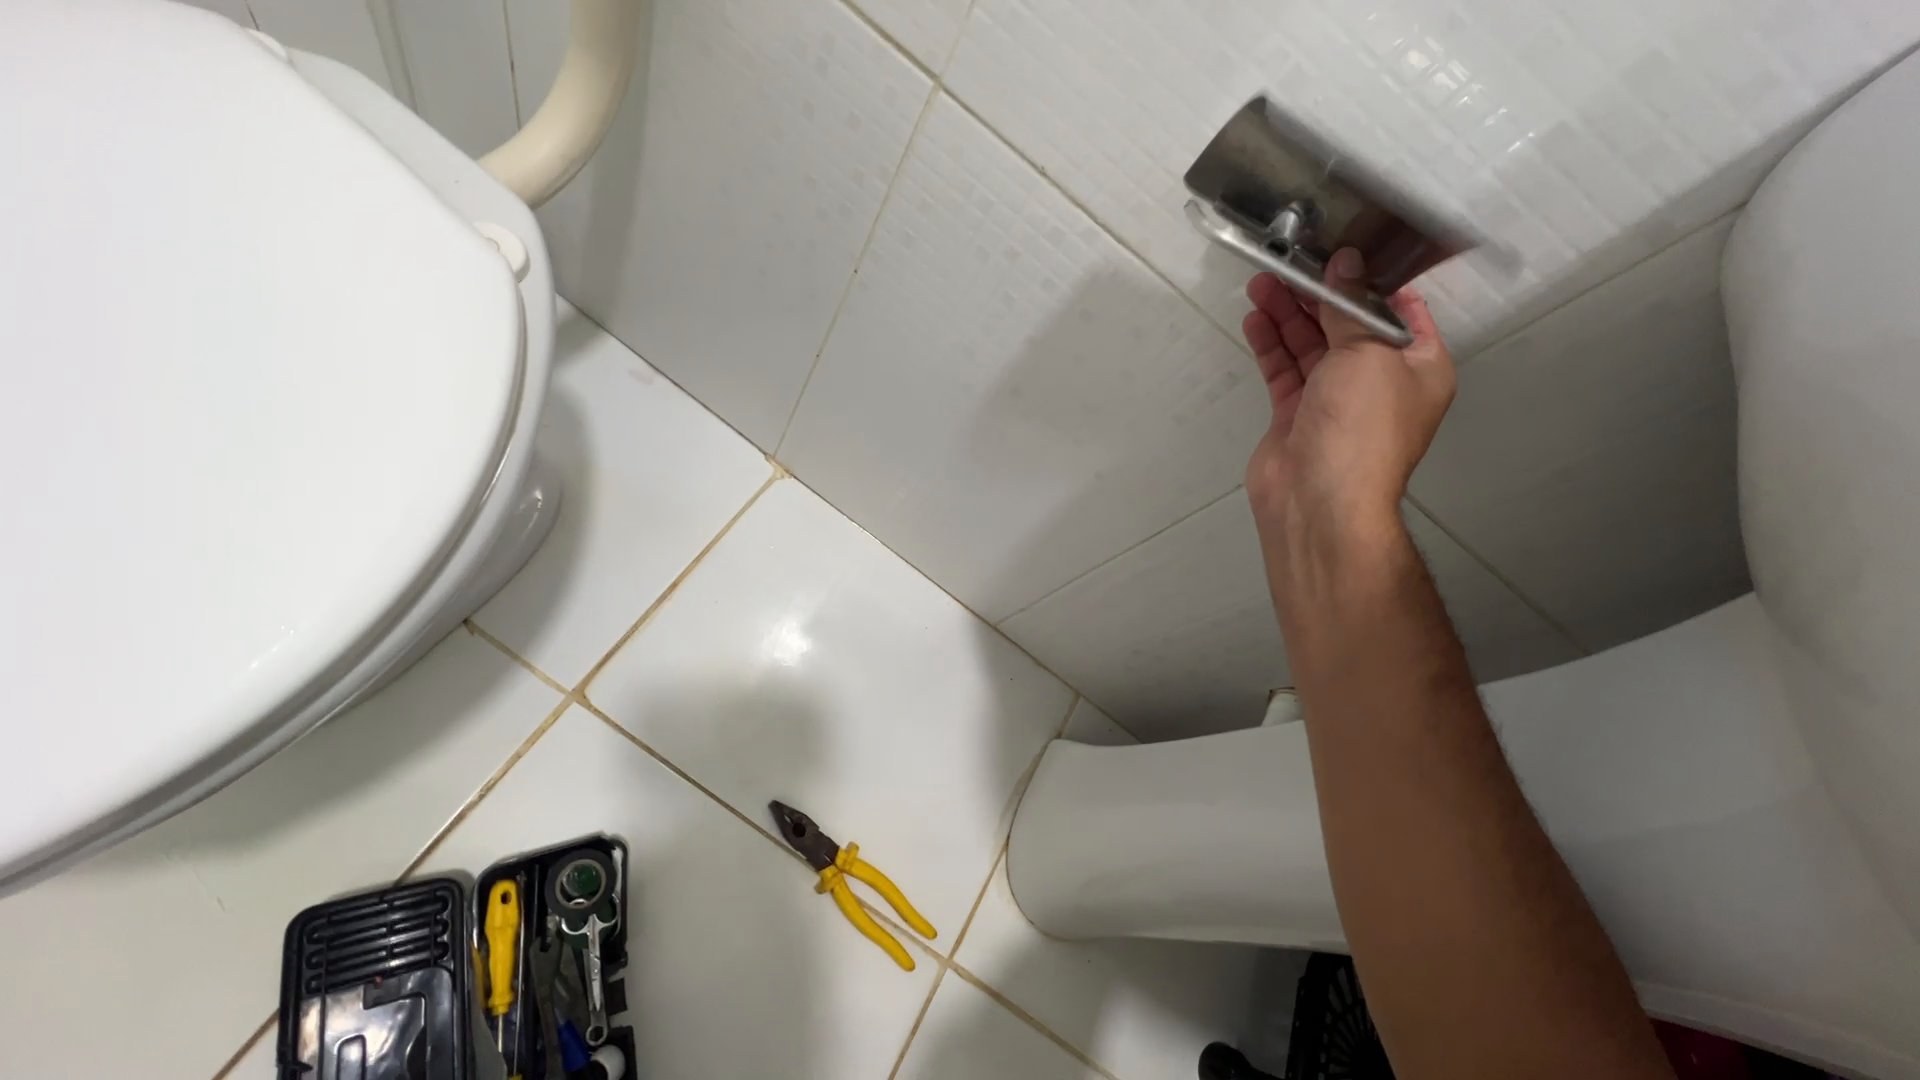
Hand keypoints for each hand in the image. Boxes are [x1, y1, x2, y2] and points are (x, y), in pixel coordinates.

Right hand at [1240, 248, 1455, 546]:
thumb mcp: (1370, 354)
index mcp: (1418, 367)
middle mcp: (1378, 382)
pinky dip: (1270, 345)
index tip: (1340, 251)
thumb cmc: (1361, 428)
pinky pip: (1283, 372)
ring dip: (1287, 315)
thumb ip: (1351, 309)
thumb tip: (1346, 265)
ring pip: (1309, 346)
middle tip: (1289, 263)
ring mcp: (1334, 401)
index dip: (1370, 280)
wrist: (1319, 501)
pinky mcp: (1295, 416)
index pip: (1399, 311)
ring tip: (1262, 283)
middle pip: (1346, 325)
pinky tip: (1255, 320)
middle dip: (1318, 294)